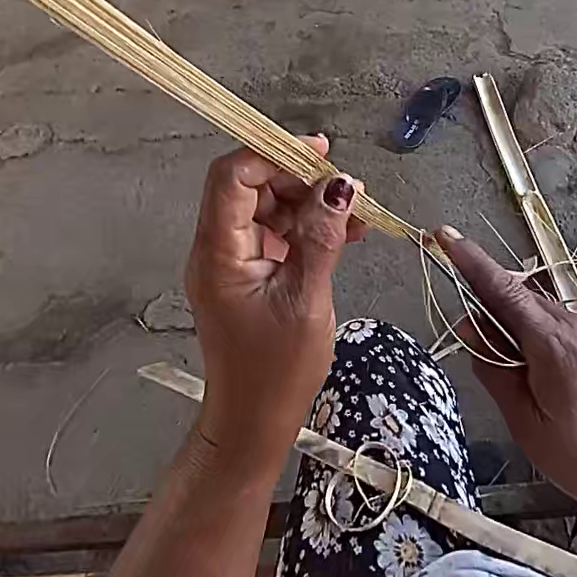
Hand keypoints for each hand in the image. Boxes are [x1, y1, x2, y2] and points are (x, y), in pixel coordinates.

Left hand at [185, 137, 366, 465]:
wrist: (256, 422)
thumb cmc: (277, 370)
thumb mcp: (306, 299)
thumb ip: (322, 238)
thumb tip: (341, 185)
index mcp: (219, 252)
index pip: (232, 178)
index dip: (273, 154)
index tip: (320, 153)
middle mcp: (220, 248)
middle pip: (253, 187)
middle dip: (301, 180)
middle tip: (348, 191)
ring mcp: (236, 260)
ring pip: (271, 207)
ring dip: (313, 204)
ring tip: (357, 215)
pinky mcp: (254, 272)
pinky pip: (281, 233)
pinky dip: (312, 228)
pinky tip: (348, 233)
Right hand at [436, 227, 576, 529]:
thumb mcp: (528, 426)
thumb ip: (496, 371)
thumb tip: (469, 328)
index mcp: (556, 347)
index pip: (504, 291)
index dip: (471, 262)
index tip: (447, 235)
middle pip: (521, 298)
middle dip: (490, 307)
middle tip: (474, 340)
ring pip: (540, 311)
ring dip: (515, 326)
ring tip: (515, 374)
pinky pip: (559, 323)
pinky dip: (537, 335)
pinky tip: (540, 374)